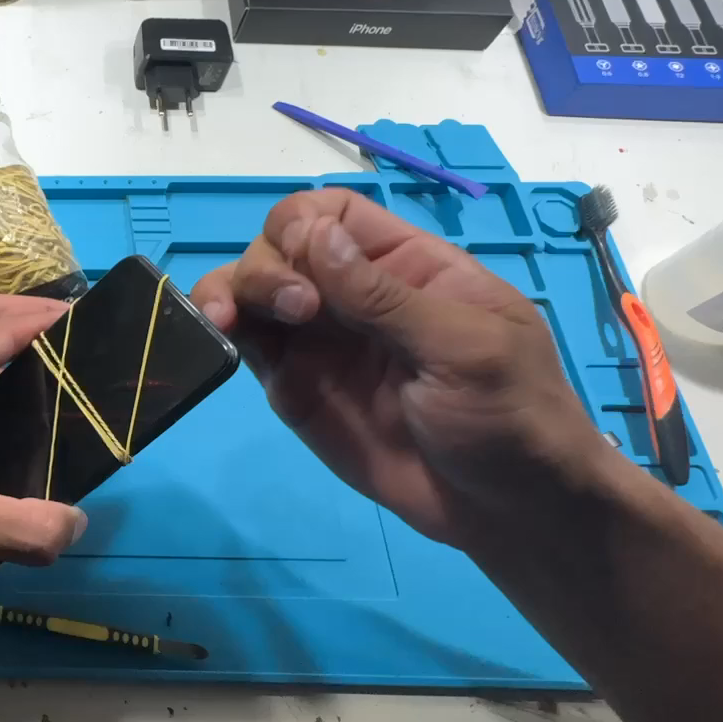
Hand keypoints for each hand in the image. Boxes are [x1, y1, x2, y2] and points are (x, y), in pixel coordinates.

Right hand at [191, 189, 609, 547]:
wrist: (497, 506)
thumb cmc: (508, 415)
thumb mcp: (465, 346)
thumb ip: (383, 295)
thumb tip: (313, 234)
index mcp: (404, 266)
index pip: (333, 215)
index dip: (303, 224)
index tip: (304, 263)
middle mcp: (348, 293)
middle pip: (278, 247)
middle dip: (269, 268)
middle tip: (296, 312)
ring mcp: (313, 339)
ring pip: (248, 290)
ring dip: (226, 291)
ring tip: (224, 320)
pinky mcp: (288, 382)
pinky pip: (243, 342)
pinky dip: (218, 330)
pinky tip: (214, 335)